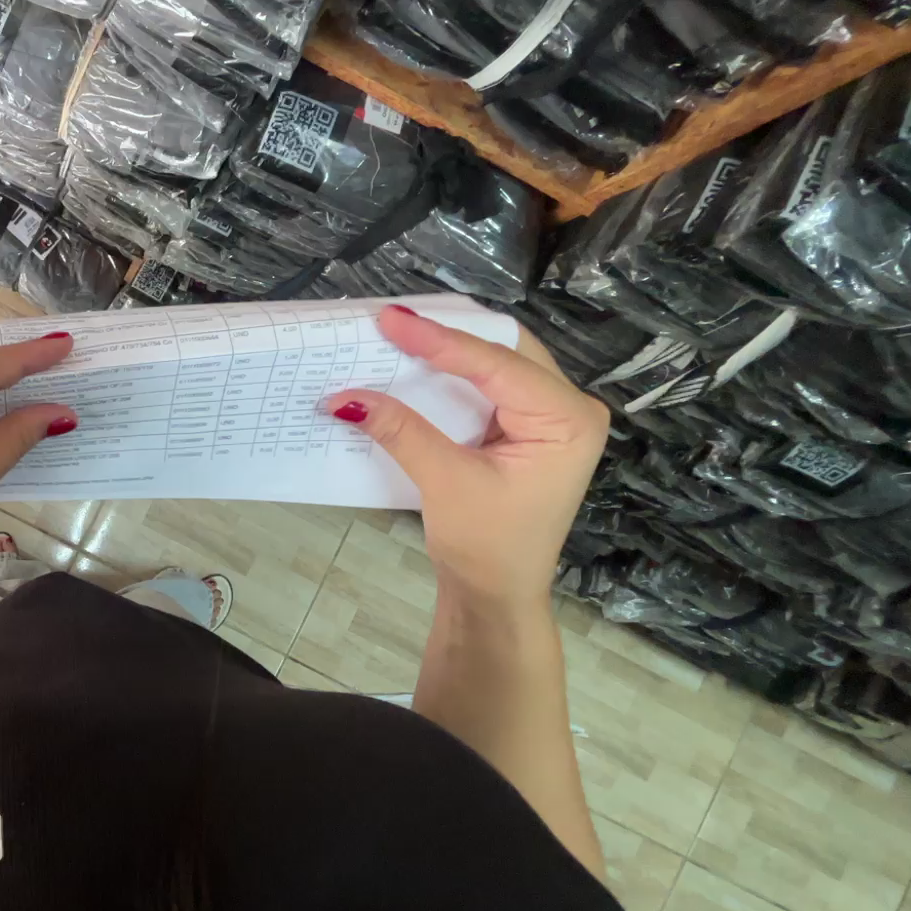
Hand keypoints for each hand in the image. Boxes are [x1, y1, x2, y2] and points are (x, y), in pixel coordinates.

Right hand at [324, 306, 607, 607]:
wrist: (496, 593)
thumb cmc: (486, 544)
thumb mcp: (444, 483)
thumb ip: (401, 431)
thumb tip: (344, 397)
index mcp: (565, 419)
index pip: (495, 363)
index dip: (439, 339)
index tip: (390, 318)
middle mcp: (566, 408)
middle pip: (504, 350)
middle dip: (448, 333)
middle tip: (393, 320)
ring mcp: (547, 418)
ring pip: (496, 364)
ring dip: (449, 351)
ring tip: (402, 334)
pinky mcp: (522, 430)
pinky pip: (486, 387)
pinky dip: (450, 375)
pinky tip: (418, 365)